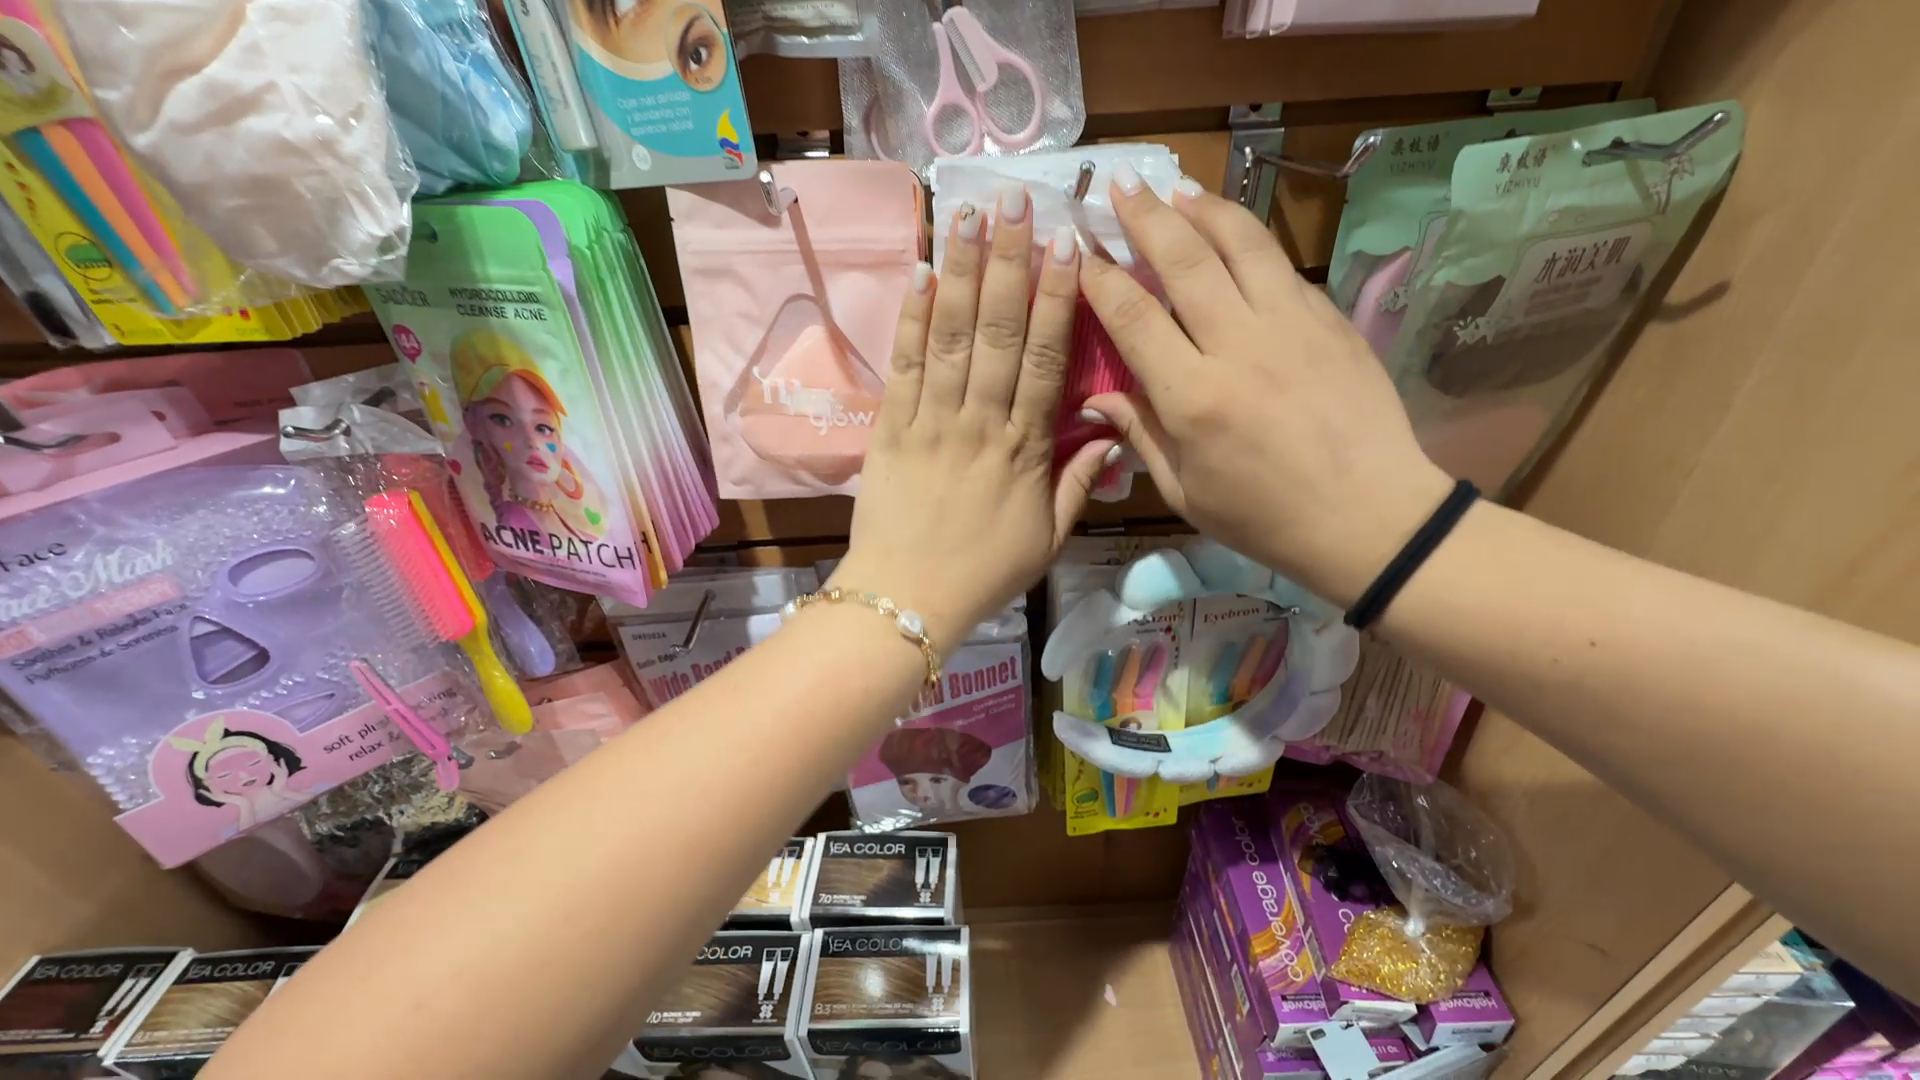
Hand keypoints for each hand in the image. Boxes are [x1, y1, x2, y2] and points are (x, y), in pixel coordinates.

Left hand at [834, 185, 1119, 648]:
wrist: (907, 599)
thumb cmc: (983, 573)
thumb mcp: (1047, 539)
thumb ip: (1078, 485)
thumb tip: (1110, 436)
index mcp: (1026, 449)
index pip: (1048, 361)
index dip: (1058, 300)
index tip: (1067, 246)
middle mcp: (981, 422)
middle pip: (998, 332)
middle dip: (1008, 261)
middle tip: (1015, 199)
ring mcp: (932, 421)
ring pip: (950, 336)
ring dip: (959, 271)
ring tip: (967, 213)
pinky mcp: (890, 428)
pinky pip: (903, 365)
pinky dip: (910, 317)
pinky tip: (918, 270)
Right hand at [1077, 171, 1452, 607]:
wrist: (1372, 518)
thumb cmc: (1267, 519)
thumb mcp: (1186, 493)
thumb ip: (1140, 436)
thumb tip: (1095, 399)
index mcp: (1195, 398)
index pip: (1133, 317)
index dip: (1100, 278)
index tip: (1079, 251)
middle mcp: (1240, 346)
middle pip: (1184, 260)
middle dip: (1145, 216)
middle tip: (1120, 185)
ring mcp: (1293, 325)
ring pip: (1241, 244)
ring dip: (1202, 209)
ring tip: (1176, 189)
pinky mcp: (1330, 320)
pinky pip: (1281, 267)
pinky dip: (1249, 241)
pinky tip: (1232, 235)